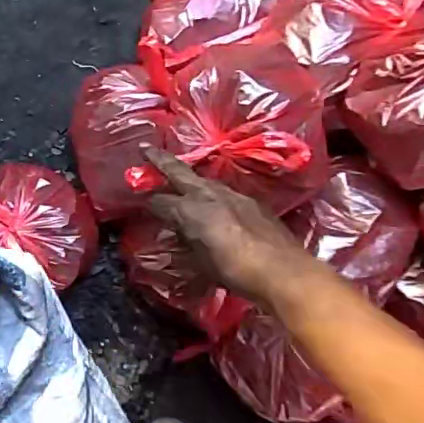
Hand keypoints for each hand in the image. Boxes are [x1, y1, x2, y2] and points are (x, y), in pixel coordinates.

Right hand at [139, 147, 313, 302]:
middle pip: (178, 172)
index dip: (147, 201)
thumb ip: (183, 240)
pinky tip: (212, 203)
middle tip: (145, 149)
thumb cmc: (234, 270)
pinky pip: (223, 192)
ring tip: (179, 180)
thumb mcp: (198, 260)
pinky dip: (210, 193)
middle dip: (159, 161)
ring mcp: (233, 195)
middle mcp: (209, 194)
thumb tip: (176, 233)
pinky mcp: (252, 203)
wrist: (285, 273)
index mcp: (190, 208)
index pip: (159, 200)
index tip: (138, 202)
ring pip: (203, 180)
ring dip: (188, 178)